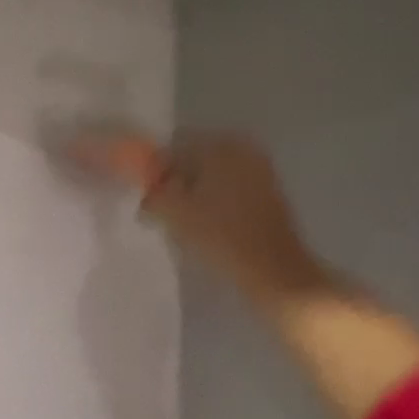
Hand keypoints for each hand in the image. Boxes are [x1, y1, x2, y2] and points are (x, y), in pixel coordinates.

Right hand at [140, 133, 326, 300]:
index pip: (174, 147)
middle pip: (194, 161)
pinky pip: (228, 193)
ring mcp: (260, 173)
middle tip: (159, 213)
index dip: (152, 171)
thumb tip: (147, 192)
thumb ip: (152, 194)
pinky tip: (205, 230)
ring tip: (181, 225)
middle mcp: (244, 150)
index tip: (143, 196)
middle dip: (173, 184)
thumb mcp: (174, 213)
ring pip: (212, 179)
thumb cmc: (222, 237)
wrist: (274, 272)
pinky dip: (212, 206)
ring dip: (193, 197)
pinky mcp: (268, 197)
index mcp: (222, 145)